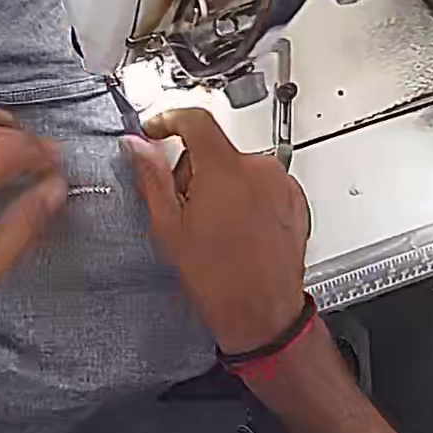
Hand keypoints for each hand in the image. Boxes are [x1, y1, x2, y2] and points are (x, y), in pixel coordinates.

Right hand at [126, 108, 309, 353]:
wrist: (261, 312)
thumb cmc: (220, 279)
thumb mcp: (169, 226)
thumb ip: (152, 176)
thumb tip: (138, 146)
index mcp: (225, 170)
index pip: (195, 120)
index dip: (168, 120)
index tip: (157, 129)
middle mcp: (259, 170)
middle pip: (214, 148)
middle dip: (193, 170)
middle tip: (184, 206)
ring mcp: (281, 185)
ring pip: (237, 167)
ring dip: (219, 185)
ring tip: (212, 226)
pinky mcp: (294, 200)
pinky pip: (260, 184)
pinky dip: (244, 197)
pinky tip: (235, 229)